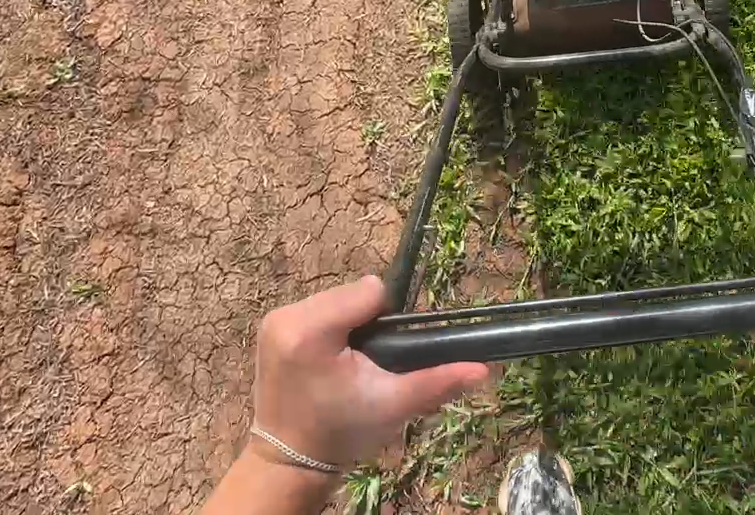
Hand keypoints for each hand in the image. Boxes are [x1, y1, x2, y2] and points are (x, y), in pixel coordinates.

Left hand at [251, 276, 489, 466]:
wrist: (290, 462)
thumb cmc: (343, 432)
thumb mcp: (393, 404)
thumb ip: (437, 380)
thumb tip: (483, 369)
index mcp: (312, 332)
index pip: (370, 291)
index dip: (384, 319)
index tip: (377, 355)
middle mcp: (288, 316)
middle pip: (353, 291)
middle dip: (366, 319)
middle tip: (363, 362)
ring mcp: (275, 319)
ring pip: (337, 296)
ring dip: (349, 320)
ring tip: (347, 360)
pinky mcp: (270, 325)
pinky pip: (318, 306)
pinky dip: (330, 324)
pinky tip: (328, 356)